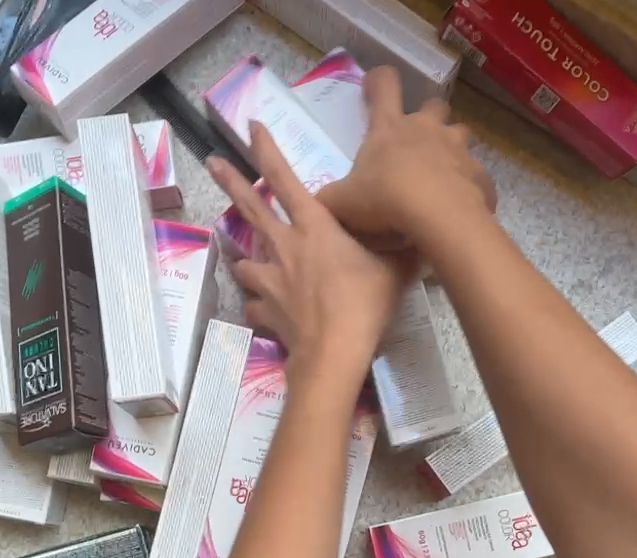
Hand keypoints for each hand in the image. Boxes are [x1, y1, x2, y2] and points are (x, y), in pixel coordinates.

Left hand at [209, 123, 415, 400]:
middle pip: (252, 208)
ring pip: (247, 263)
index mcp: (314, 226)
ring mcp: (271, 281)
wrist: (334, 351)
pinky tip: (264, 313)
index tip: (251, 127)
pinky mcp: (267, 312)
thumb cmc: (364, 303)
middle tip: (212, 163)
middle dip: (231, 182)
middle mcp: (285, 247)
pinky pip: (256, 307)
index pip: (284, 178)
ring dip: (247, 261)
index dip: (267, 149)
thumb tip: (424, 238)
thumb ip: (403, 250)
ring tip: (248, 264)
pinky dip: (259, 308)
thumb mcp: (394, 270)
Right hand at [315, 66, 496, 247]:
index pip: (385, 86)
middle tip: (417, 142)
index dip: (379, 82)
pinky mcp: (479, 176)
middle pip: (433, 105)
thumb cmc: (384, 200)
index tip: (373, 88)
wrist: (436, 217)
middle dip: (427, 117)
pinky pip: (476, 178)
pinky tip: (459, 208)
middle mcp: (427, 130)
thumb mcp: (343, 202)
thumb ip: (329, 199)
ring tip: (441, 176)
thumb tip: (315, 203)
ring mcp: (457, 150)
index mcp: (391, 128)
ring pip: (460, 135)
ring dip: (451, 150)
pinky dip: (468, 189)